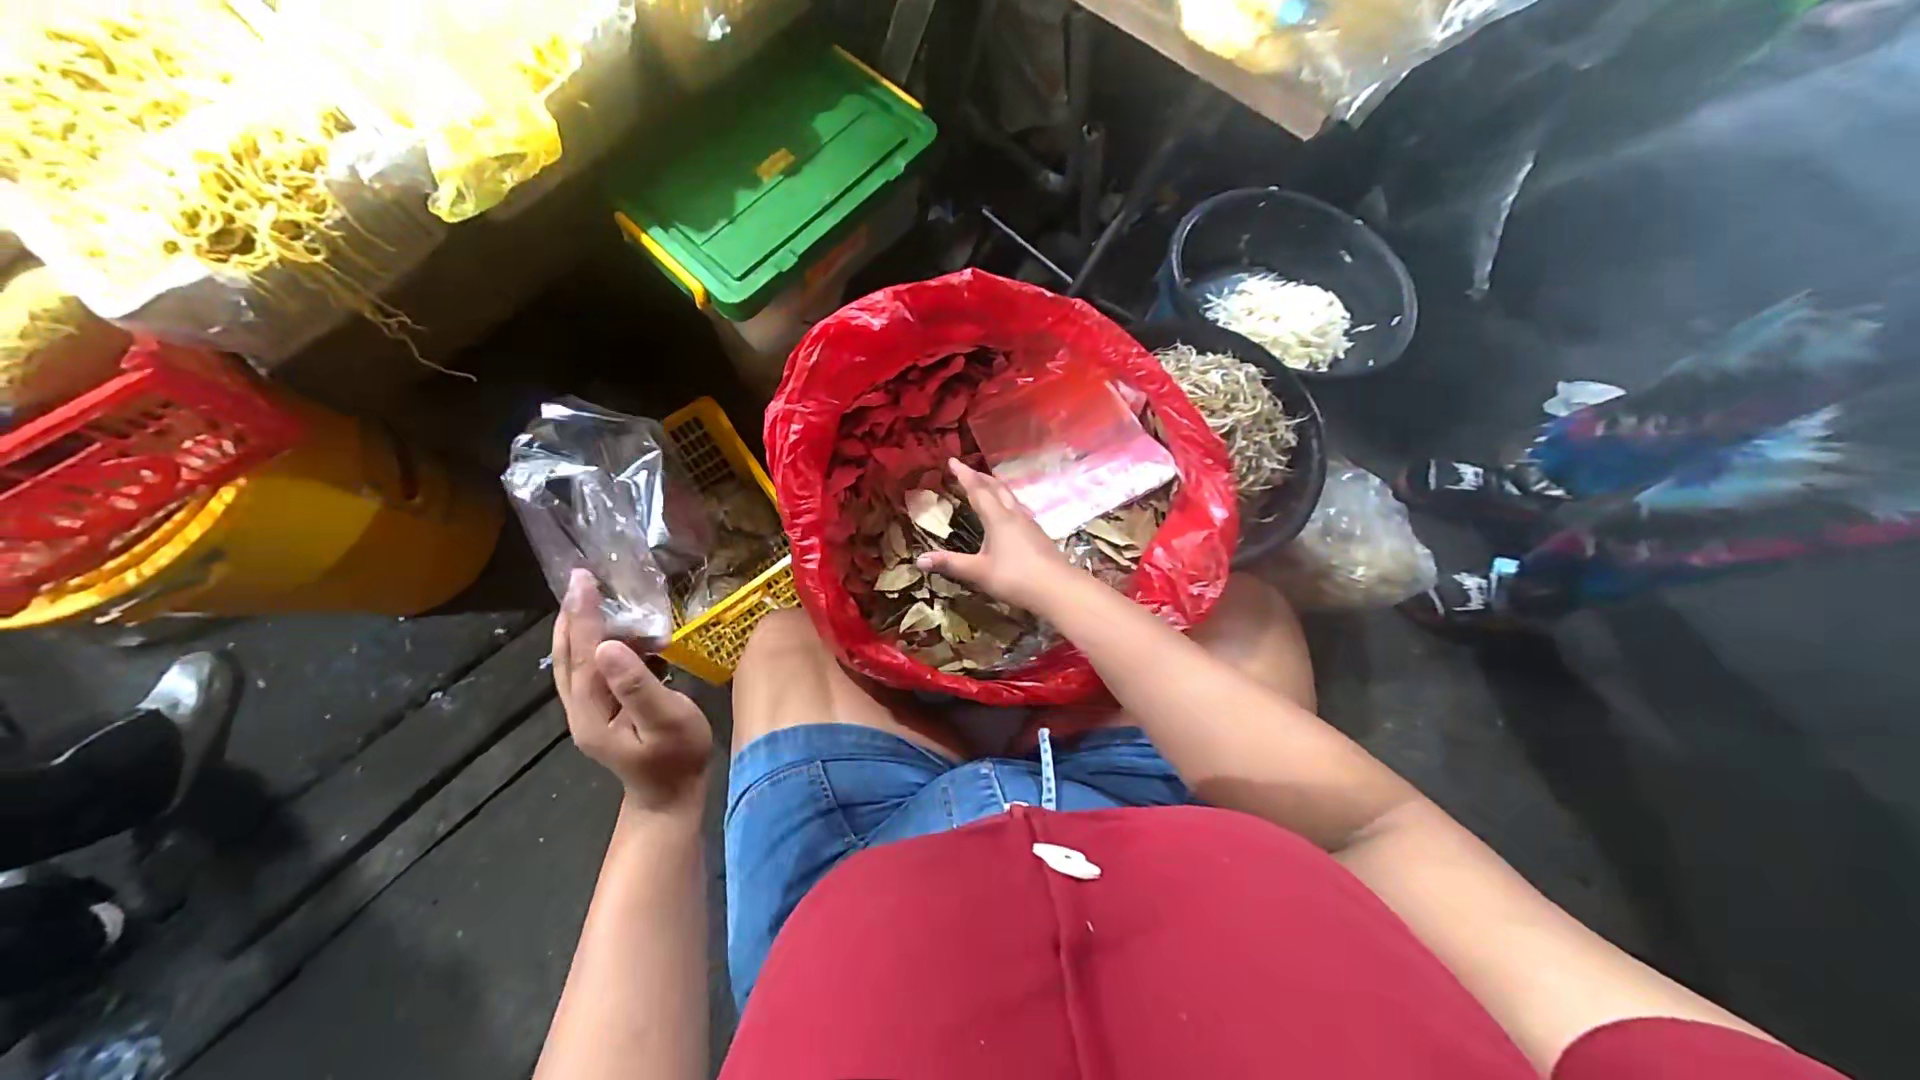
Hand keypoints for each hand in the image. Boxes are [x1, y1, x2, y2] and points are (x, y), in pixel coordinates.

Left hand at [554, 569, 712, 813]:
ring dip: (578, 627)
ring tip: (588, 596)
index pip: (584, 655)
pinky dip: (592, 643)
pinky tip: (608, 630)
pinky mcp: (601, 712)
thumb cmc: (677, 757)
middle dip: (572, 615)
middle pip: (567, 656)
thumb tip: (609, 647)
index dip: (584, 616)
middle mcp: (580, 710)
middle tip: (580, 579)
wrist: (670, 796)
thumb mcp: (666, 720)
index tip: (584, 580)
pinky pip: (588, 670)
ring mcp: (588, 712)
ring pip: (573, 662)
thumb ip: (637, 686)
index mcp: (592, 712)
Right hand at [917, 458, 1081, 611]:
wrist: (1058, 589)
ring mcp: (1030, 524)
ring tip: (988, 486)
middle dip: (981, 478)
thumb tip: (919, 560)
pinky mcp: (1039, 536)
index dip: (964, 475)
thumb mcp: (979, 572)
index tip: (952, 460)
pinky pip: (1020, 510)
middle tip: (968, 470)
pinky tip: (1011, 514)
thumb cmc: (1015, 578)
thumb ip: (951, 564)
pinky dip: (1008, 503)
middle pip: (997, 489)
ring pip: (1011, 498)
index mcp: (998, 518)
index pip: (978, 490)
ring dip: (997, 488)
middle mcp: (1015, 515)